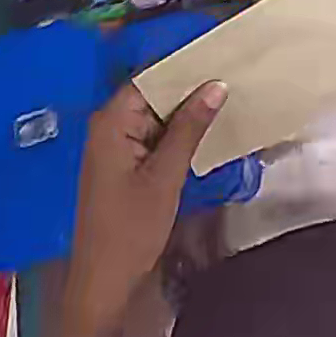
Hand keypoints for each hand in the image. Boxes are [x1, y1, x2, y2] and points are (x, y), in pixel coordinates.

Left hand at [63, 81, 227, 328]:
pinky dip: (176, 132)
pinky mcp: (123, 161)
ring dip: (185, 111)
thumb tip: (216, 85)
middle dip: (188, 88)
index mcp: (111, 121)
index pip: (148, 78)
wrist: (104, 281)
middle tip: (231, 75)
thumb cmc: (131, 228)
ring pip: (155, 115)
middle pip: (152, 94)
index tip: (218, 56)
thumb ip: (190, 128)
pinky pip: (152, 135)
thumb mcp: (166, 175)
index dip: (181, 67)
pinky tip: (206, 128)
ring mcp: (115, 143)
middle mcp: (109, 124)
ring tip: (227, 95)